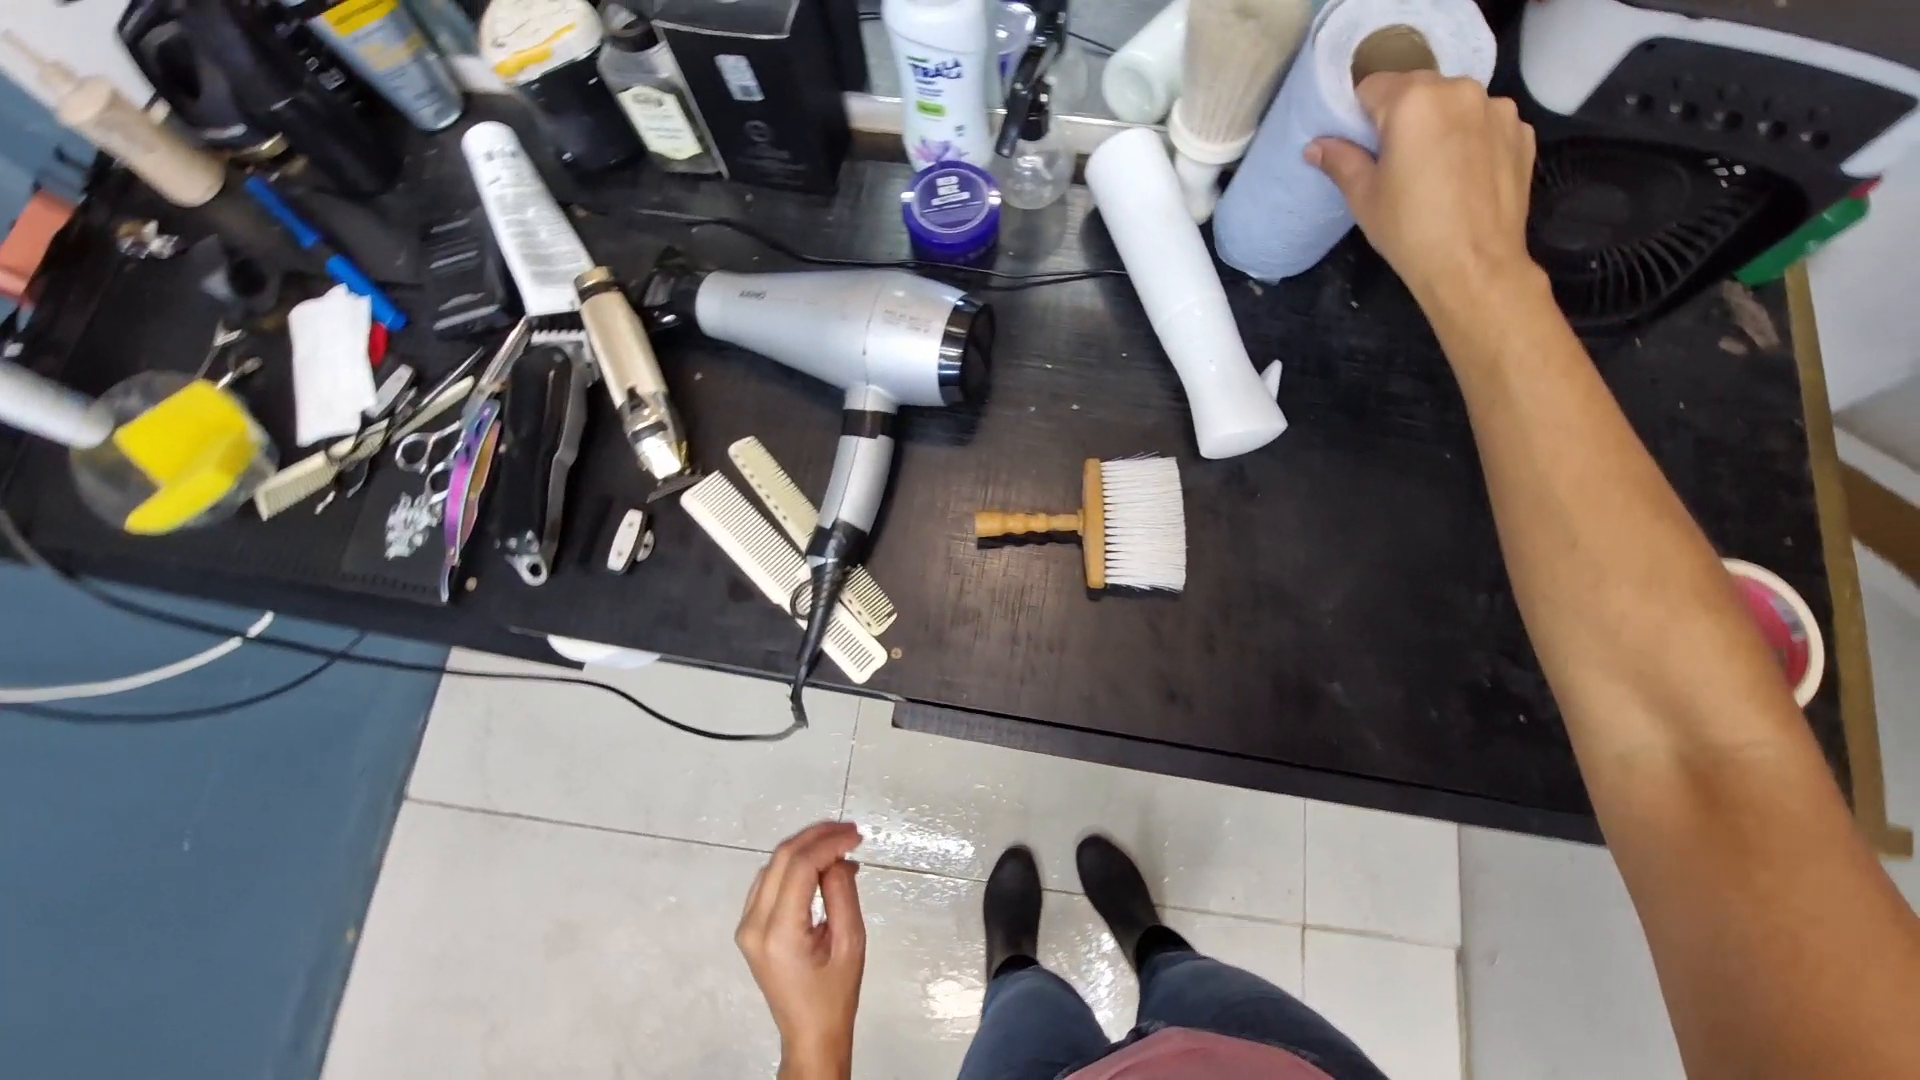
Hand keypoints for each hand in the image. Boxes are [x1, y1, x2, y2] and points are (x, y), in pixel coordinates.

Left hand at [737, 821, 866, 1079]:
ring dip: (806, 846)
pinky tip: (821, 862)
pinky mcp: (749, 926)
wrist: (810, 1032)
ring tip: (840, 842)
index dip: (828, 842)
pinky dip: (795, 864)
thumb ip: (842, 893)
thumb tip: (839, 856)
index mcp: (778, 933)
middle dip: (817, 836)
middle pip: (781, 858)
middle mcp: (753, 925)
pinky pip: (770, 880)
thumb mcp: (850, 942)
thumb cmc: (835, 994)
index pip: (799, 867)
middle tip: (850, 830)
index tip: (856, 835)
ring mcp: (746, 925)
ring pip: (773, 865)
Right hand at [1307, 71, 1540, 311]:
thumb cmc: (1409, 229)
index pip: (1373, 86)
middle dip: (1400, 116)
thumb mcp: (1363, 196)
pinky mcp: (1520, 131)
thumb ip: (1340, 160)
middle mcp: (1460, 91)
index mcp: (1414, 101)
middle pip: (1417, 89)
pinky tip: (1461, 177)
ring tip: (1430, 171)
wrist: (1473, 263)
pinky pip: (1483, 124)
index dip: (1359, 115)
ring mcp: (1496, 109)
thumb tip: (1316, 146)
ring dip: (1438, 125)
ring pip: (1453, 105)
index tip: (1357, 144)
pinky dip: (1469, 140)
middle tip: (1392, 160)